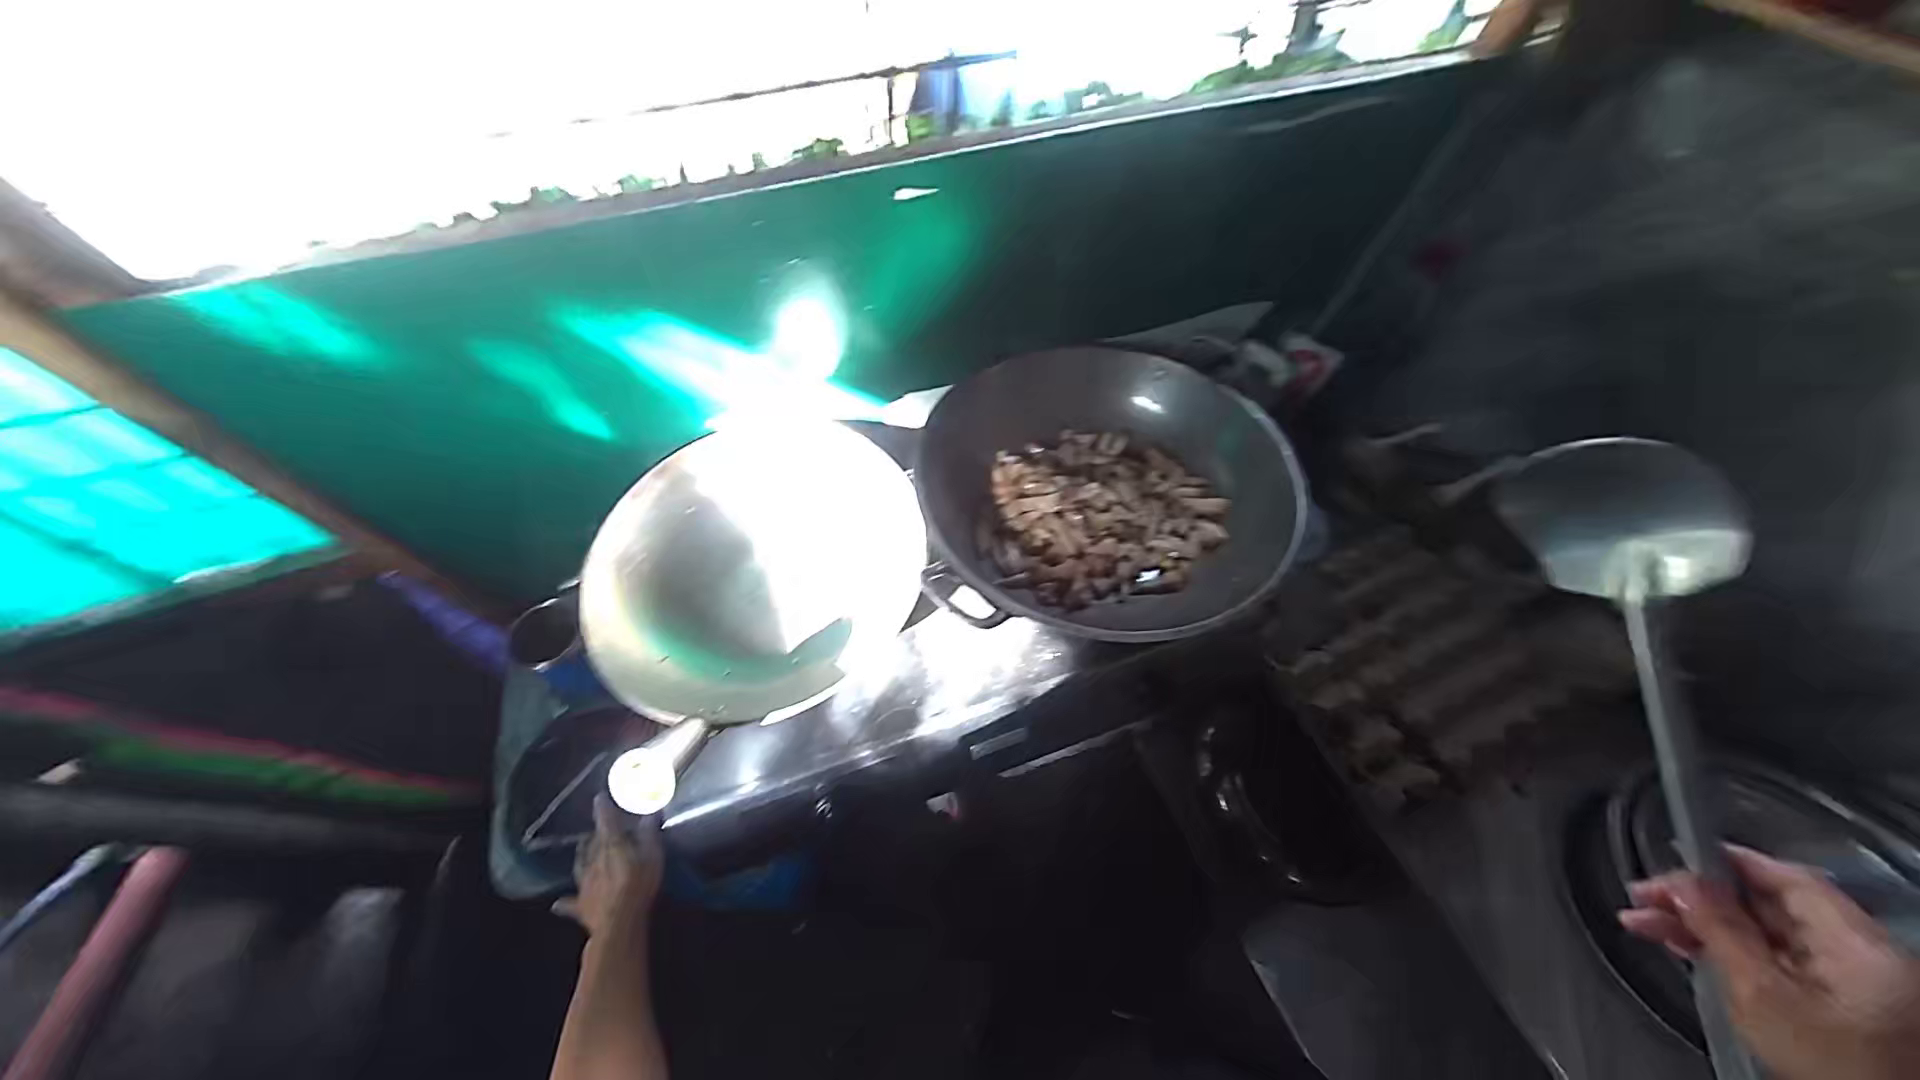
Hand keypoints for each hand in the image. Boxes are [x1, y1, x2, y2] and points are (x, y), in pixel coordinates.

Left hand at [553, 794, 662, 939]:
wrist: (618, 922)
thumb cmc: (639, 883)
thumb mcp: (653, 854)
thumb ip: (649, 832)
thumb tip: (650, 811)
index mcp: (611, 845)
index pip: (606, 821)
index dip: (603, 808)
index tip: (599, 797)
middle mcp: (593, 860)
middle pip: (592, 842)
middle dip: (595, 833)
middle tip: (598, 827)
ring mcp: (584, 883)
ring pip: (579, 865)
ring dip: (581, 855)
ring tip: (581, 848)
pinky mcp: (581, 906)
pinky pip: (570, 903)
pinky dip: (564, 902)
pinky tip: (556, 904)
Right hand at [1619, 845, 1919, 1079]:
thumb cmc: (1827, 1060)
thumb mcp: (1760, 992)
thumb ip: (1720, 929)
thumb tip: (1682, 882)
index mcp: (1861, 946)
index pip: (1789, 879)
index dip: (1729, 861)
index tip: (1673, 855)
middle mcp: (1866, 956)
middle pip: (1769, 906)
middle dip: (1698, 899)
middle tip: (1641, 898)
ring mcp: (1858, 983)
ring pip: (1764, 933)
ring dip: (1700, 924)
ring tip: (1641, 923)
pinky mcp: (1842, 1004)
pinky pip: (1776, 960)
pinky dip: (1727, 950)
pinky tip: (1681, 946)